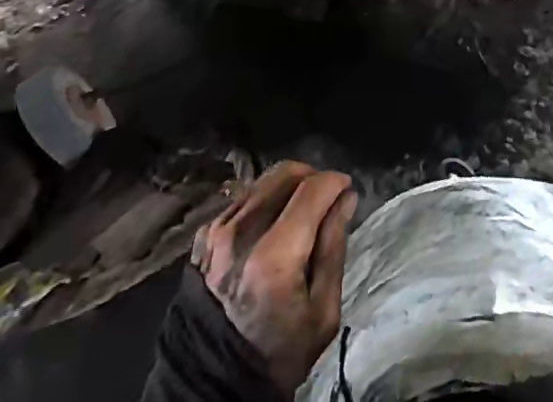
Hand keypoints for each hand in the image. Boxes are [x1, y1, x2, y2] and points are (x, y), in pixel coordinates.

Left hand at [191, 161, 358, 392]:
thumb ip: (333, 246)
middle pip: (287, 173)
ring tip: (303, 213)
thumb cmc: (280, 351)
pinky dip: (267, 200)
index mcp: (273, 257)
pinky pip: (244, 197)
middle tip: (328, 201)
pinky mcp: (205, 235)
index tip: (348, 191)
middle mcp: (240, 234)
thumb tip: (346, 198)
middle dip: (315, 178)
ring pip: (264, 180)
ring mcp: (217, 232)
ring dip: (291, 187)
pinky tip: (275, 225)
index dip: (336, 181)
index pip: (311, 189)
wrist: (215, 378)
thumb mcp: (323, 309)